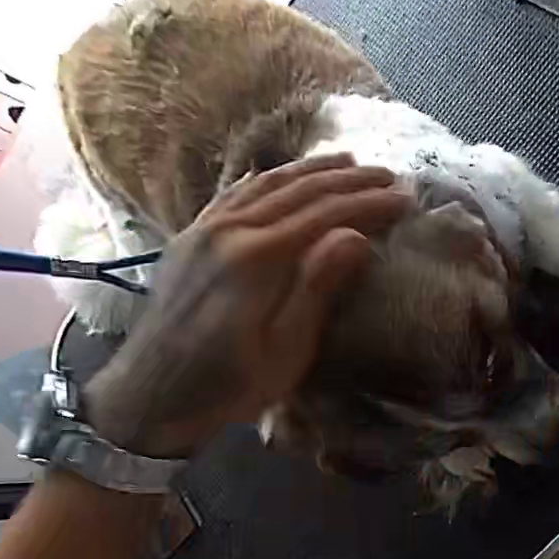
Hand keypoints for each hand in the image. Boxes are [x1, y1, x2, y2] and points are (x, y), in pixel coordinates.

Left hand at [82, 154, 409, 456]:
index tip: (406, 198)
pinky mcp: (190, 238)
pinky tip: (279, 175)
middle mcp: (228, 229)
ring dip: (311, 171)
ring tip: (348, 162)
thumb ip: (317, 287)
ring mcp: (204, 229)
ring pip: (266, 184)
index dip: (368, 203)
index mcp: (256, 258)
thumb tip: (355, 235)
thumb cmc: (230, 385)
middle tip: (390, 175)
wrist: (151, 396)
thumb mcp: (285, 349)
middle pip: (298, 191)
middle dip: (349, 180)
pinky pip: (234, 194)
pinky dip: (267, 178)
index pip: (324, 214)